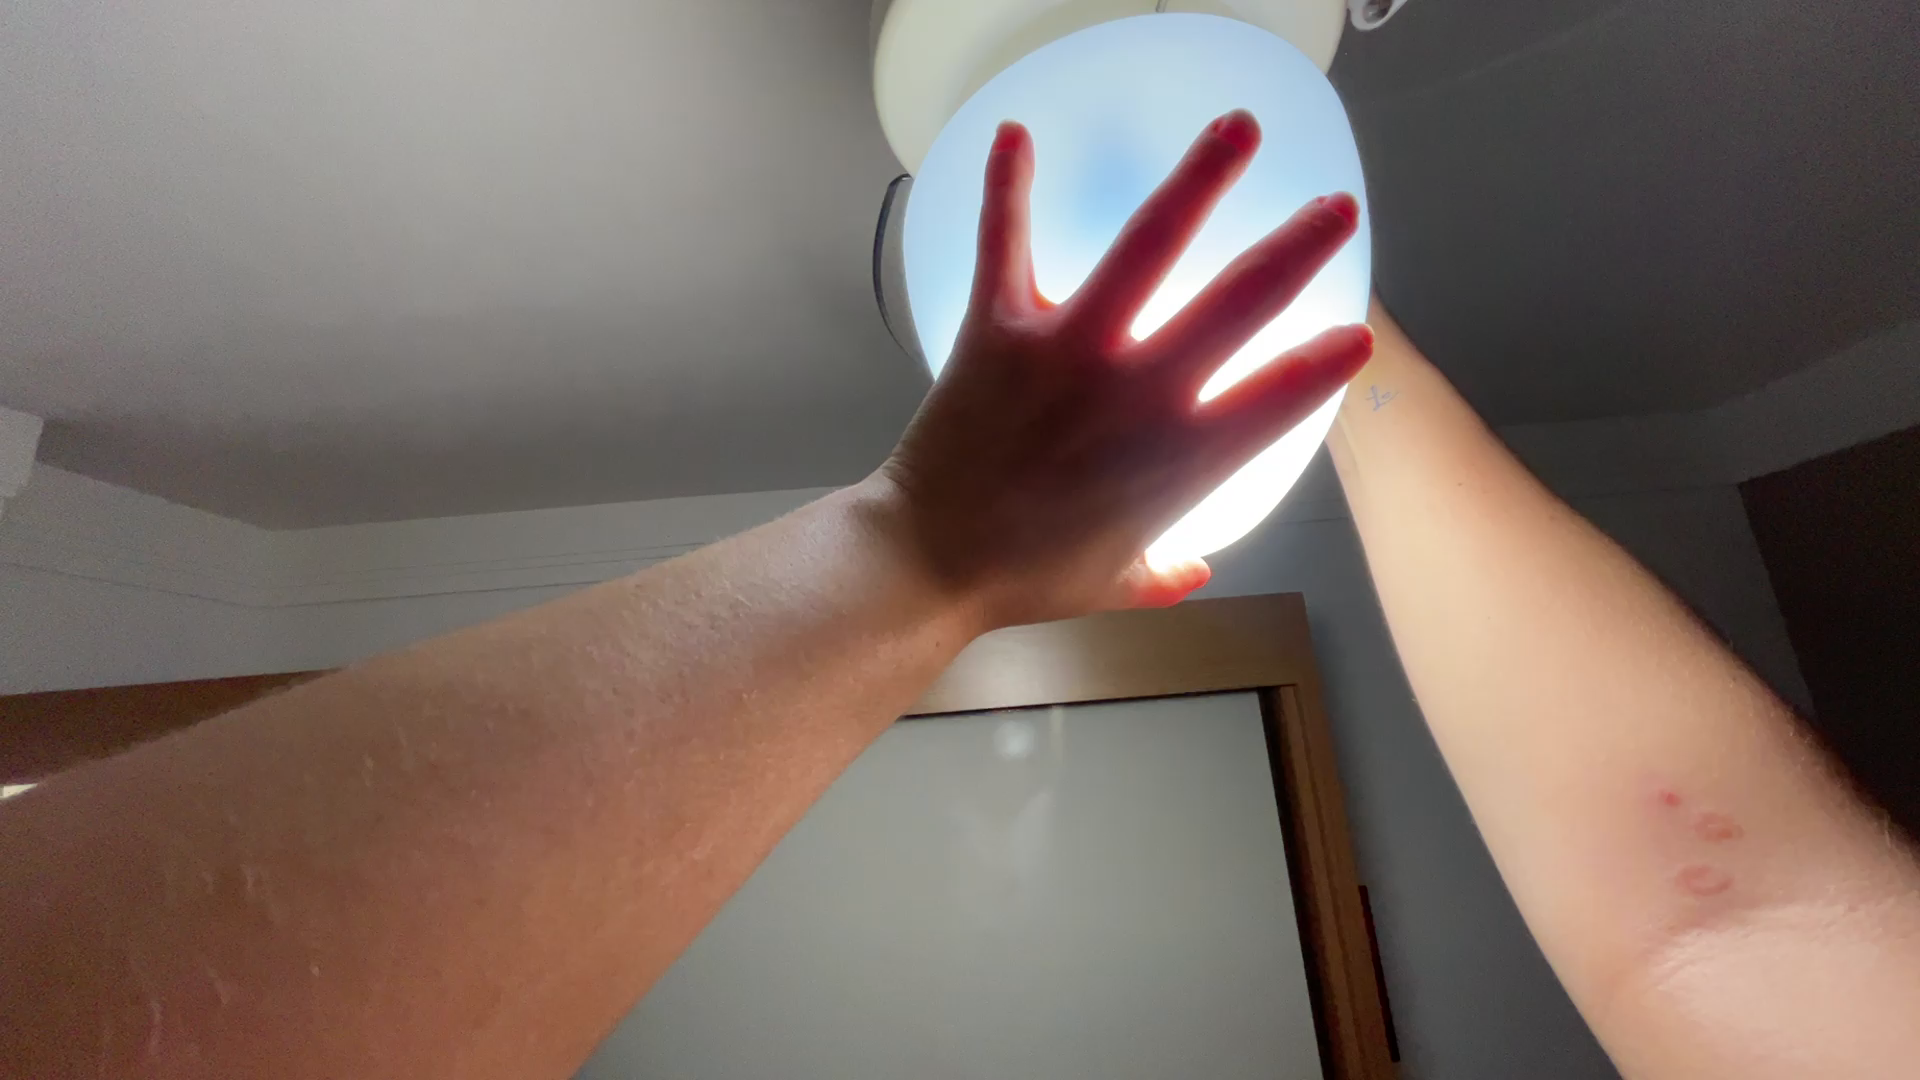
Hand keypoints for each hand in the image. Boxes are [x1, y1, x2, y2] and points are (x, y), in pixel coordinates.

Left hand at [878, 110, 1371, 628]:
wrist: (931, 560)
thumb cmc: (1024, 577)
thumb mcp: (1113, 586)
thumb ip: (1163, 574)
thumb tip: (1193, 573)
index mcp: (1180, 457)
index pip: (1281, 396)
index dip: (1325, 363)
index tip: (1356, 336)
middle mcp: (1139, 390)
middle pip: (1241, 300)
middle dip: (1299, 247)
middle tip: (1333, 209)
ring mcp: (1069, 350)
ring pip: (1147, 243)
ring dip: (1200, 178)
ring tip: (1234, 128)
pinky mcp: (998, 331)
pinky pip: (1003, 241)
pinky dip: (1006, 186)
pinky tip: (1014, 135)